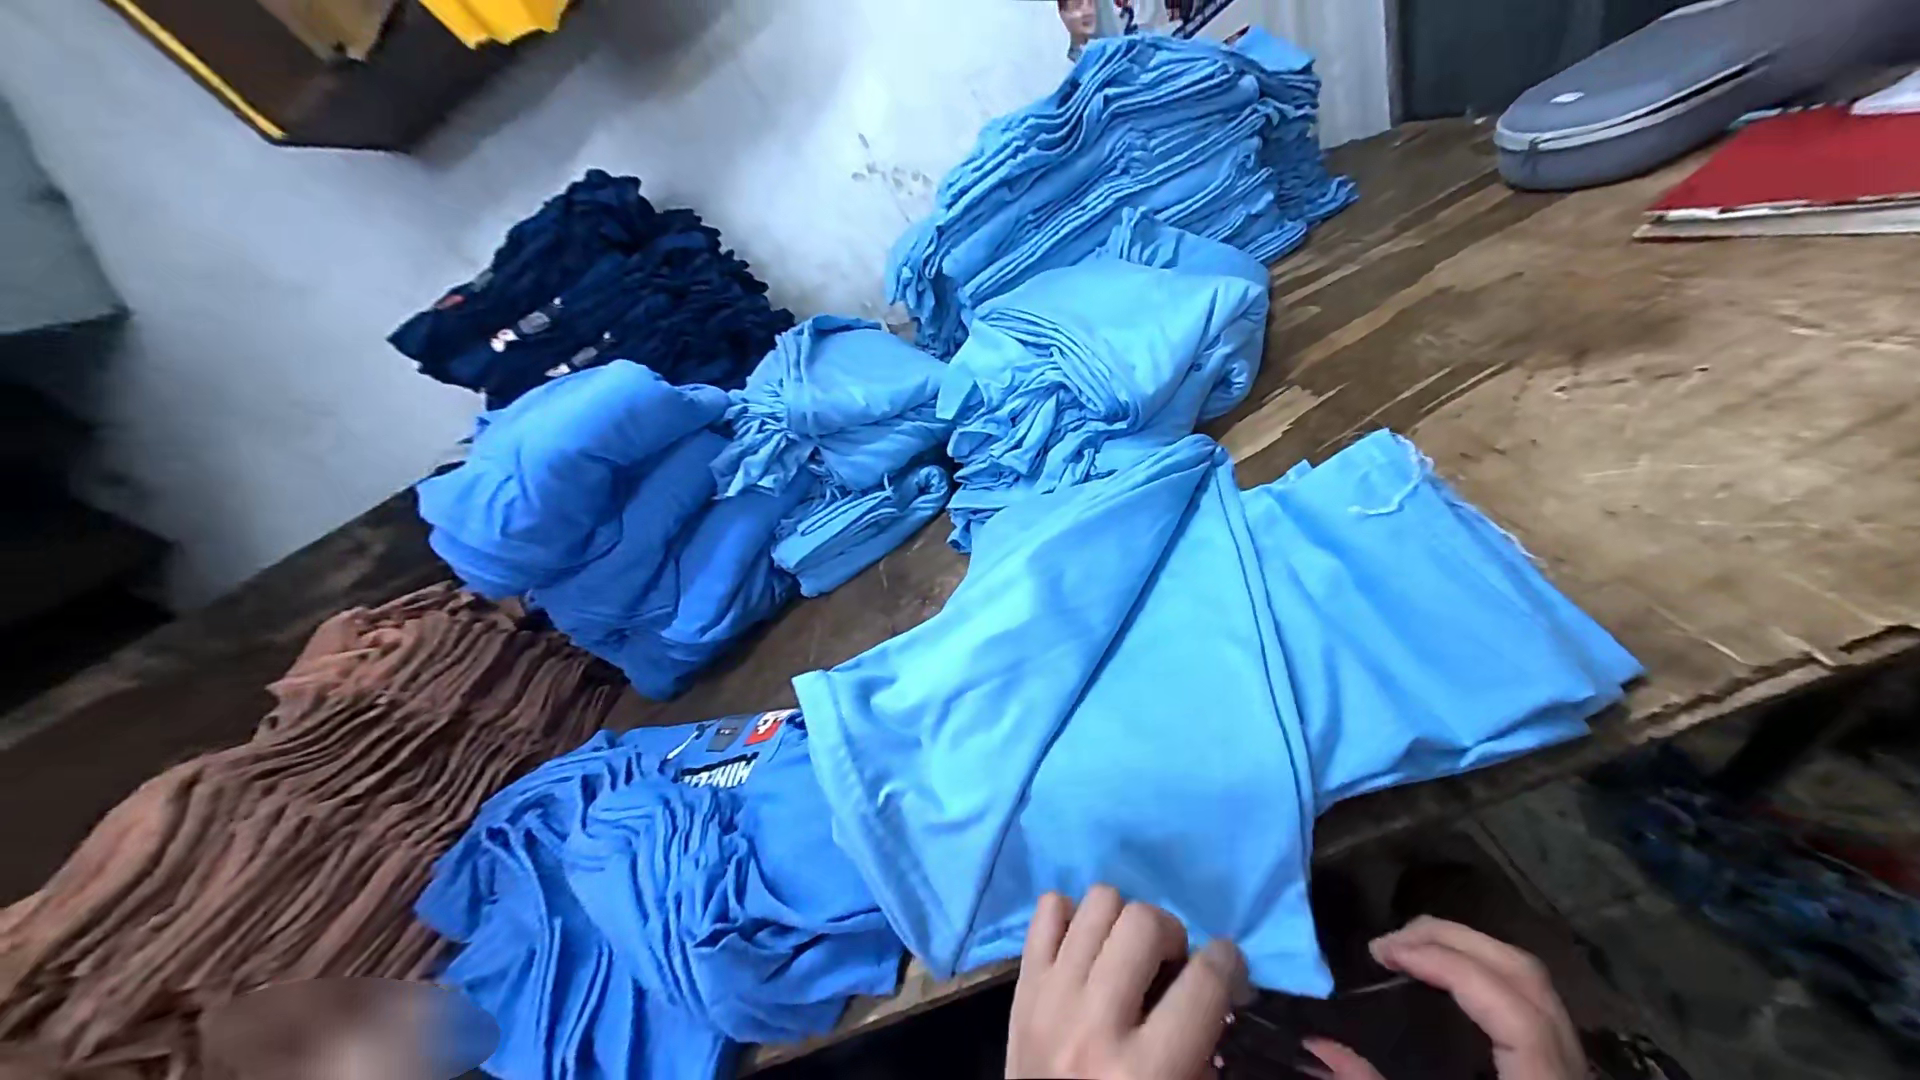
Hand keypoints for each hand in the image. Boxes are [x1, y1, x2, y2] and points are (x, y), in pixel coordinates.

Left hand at [1007, 886, 1248, 1079]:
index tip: (1228, 961)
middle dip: (1170, 931)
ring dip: (1122, 918)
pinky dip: (1071, 916)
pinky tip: (1084, 946)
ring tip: (1126, 949)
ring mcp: (1053, 993)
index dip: (1228, 961)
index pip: (1203, 984)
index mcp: (1145, 1071)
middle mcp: (1096, 1022)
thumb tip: (1211, 985)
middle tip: (1170, 960)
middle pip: (1144, 922)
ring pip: (1098, 901)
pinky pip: (1048, 908)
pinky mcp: (1024, 980)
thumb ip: (1200, 1048)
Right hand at [1302, 917, 1586, 1079]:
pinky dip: (1479, 969)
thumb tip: (1315, 1045)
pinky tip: (1439, 978)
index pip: (1511, 1007)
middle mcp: (1572, 1074)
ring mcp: (1576, 1071)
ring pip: (1531, 978)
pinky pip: (1527, 997)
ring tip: (1407, 950)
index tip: (1384, 953)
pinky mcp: (1564, 1072)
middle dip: (1449, 937)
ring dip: (1463, 946)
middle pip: (1524, 973)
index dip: (1446, 964)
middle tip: (1388, 943)